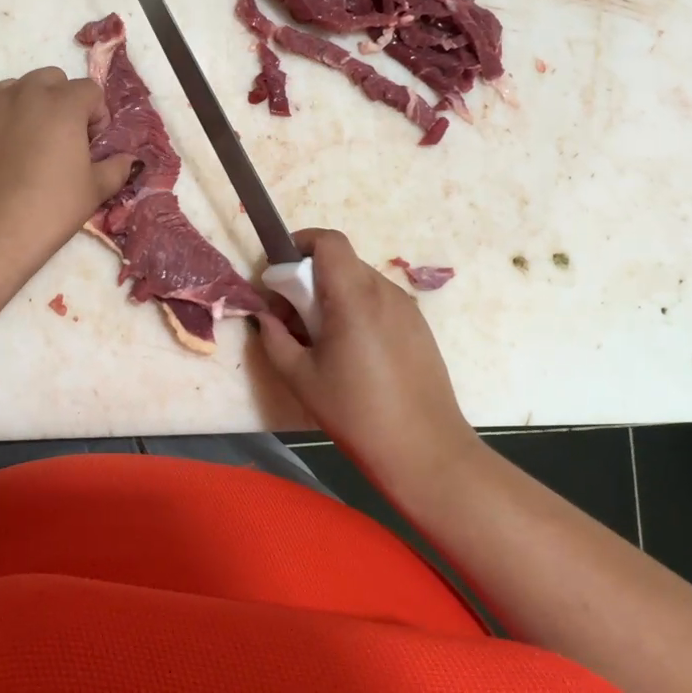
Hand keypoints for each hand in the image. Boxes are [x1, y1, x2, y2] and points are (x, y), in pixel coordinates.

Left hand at [0, 67, 136, 262]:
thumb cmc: (47, 210)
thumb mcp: (93, 191)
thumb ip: (115, 168)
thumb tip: (128, 160)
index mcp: (62, 104)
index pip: (90, 91)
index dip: (97, 116)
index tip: (91, 146)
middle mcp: (25, 94)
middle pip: (52, 80)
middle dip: (64, 102)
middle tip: (64, 140)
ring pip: (18, 88)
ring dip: (32, 105)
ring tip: (32, 143)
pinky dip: (4, 120)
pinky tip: (4, 155)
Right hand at [257, 228, 478, 486]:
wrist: (426, 451)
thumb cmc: (357, 413)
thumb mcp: (301, 378)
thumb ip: (275, 338)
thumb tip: (265, 316)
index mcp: (354, 297)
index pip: (328, 241)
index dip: (300, 243)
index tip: (279, 271)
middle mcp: (384, 293)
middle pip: (341, 262)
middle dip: (309, 278)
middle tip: (290, 316)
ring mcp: (407, 309)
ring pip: (359, 282)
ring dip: (332, 295)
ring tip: (320, 339)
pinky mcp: (419, 328)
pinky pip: (379, 303)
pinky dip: (356, 310)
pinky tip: (350, 352)